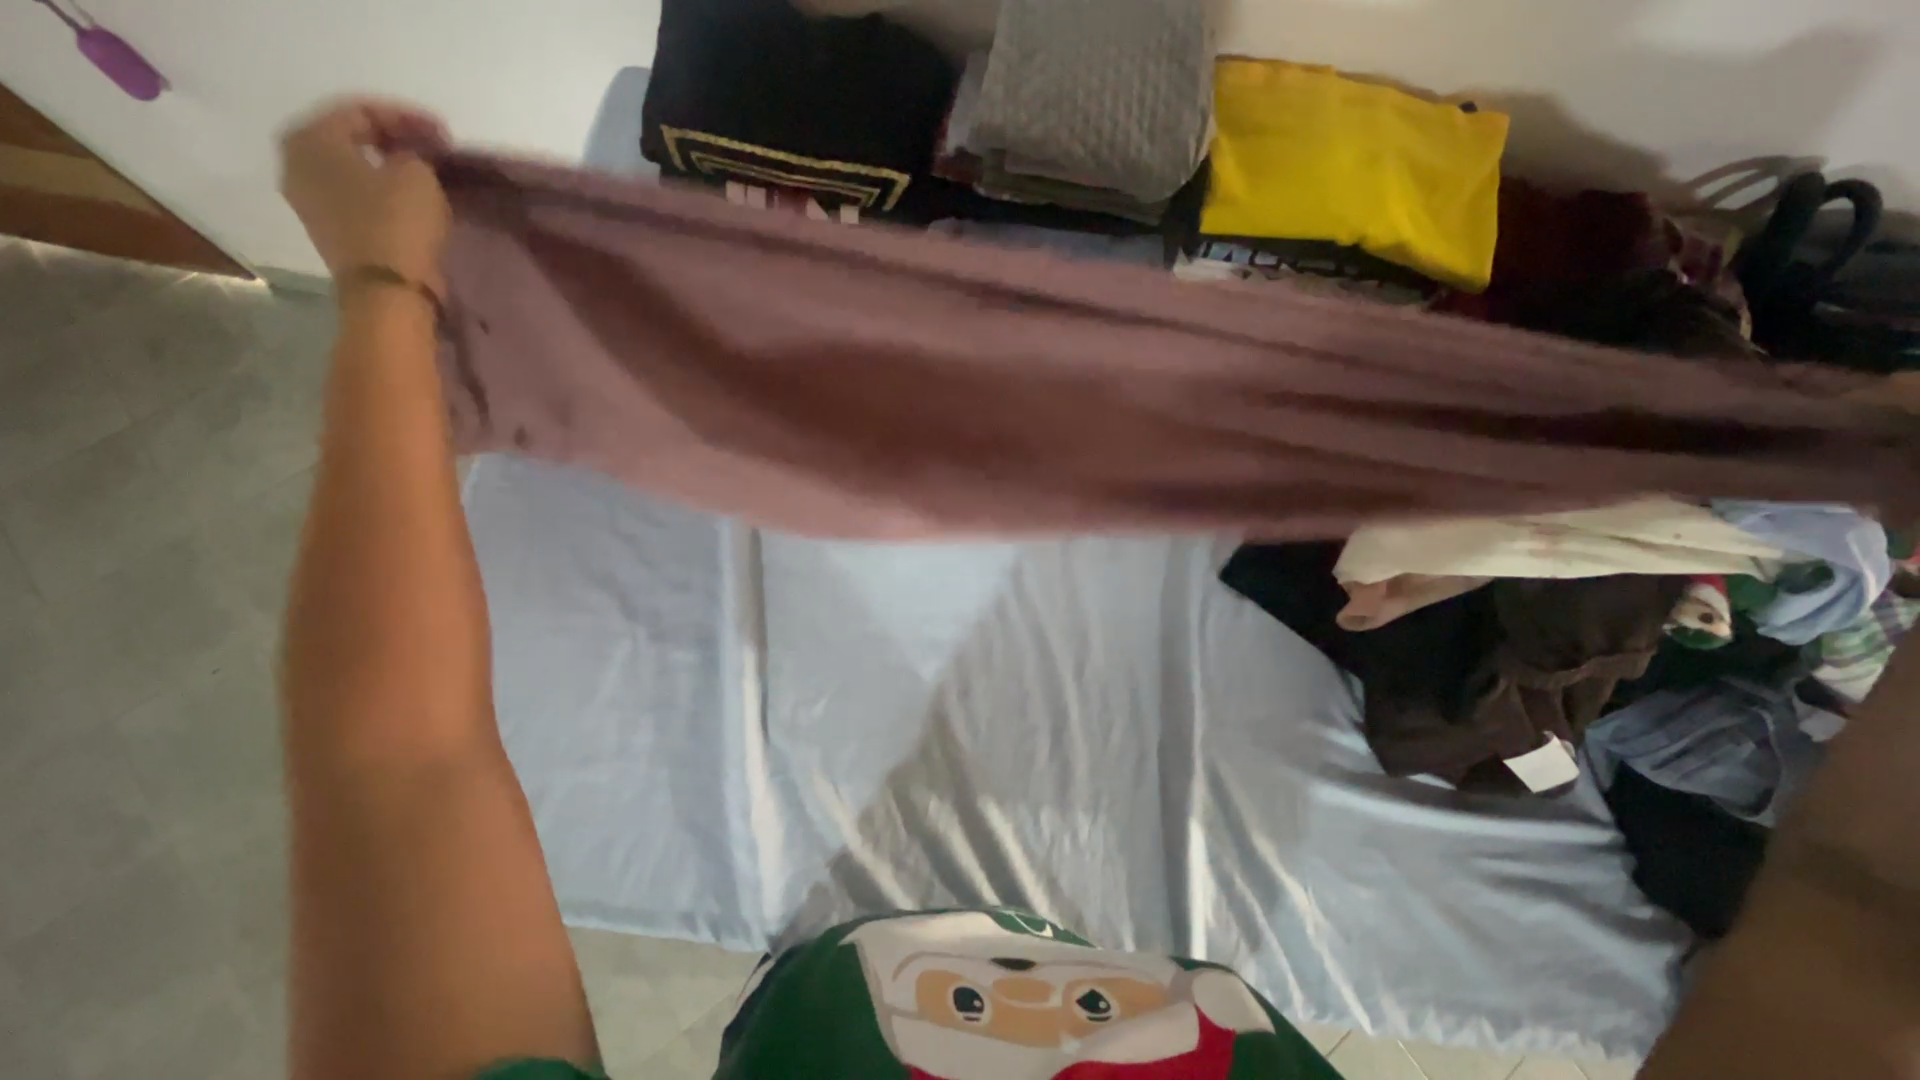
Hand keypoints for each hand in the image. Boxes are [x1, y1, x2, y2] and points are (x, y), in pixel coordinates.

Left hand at [279, 98, 450, 289]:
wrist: (386, 290)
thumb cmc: (397, 222)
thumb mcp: (417, 173)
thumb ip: (412, 152)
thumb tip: (409, 156)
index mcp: (309, 138)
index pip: (361, 110)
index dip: (407, 117)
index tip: (445, 134)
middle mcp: (295, 162)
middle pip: (349, 136)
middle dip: (393, 138)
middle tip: (433, 148)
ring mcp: (307, 198)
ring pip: (351, 166)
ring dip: (387, 165)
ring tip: (424, 171)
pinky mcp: (328, 227)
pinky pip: (354, 193)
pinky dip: (380, 188)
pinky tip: (408, 194)